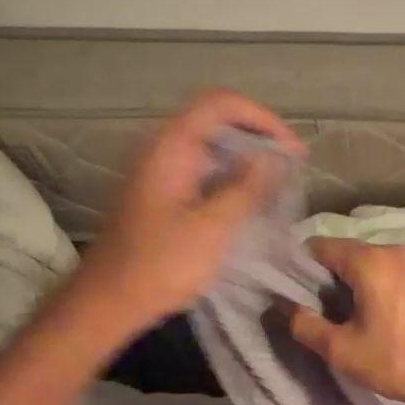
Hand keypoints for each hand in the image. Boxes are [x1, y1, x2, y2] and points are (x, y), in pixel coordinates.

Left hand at [77, 89, 303, 321]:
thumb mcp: (213, 228)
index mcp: (171, 148)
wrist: (111, 300)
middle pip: (216, 121)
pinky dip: (230, 180)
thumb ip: (246, 189)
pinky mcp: (162, 196)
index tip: (293, 150)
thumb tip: (274, 158)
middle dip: (258, 138)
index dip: (262, 118)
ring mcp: (159, 173)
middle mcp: (162, 149)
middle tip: (292, 167)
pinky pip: (202, 173)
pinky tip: (251, 204)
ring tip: (279, 185)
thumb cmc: (161, 266)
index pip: (221, 104)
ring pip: (210, 149)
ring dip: (246, 161)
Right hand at [284, 237, 404, 404]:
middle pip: (346, 254)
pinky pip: (390, 274)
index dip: (301, 268)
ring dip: (353, 285)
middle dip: (328, 278)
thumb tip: (285, 308)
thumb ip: (305, 325)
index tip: (296, 295)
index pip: (320, 247)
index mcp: (370, 260)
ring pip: (369, 264)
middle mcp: (394, 251)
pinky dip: (376, 288)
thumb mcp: (341, 349)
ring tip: (347, 318)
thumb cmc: (395, 361)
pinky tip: (376, 317)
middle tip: (320, 312)